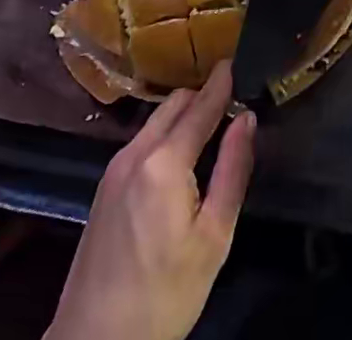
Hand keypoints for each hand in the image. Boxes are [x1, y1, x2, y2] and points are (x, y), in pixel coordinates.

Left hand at [46, 60, 255, 339]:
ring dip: (185, 113)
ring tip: (216, 124)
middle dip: (205, 94)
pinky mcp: (104, 188)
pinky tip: (185, 153)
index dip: (223, 82)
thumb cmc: (166, 292)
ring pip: (156, 120)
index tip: (239, 58)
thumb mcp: (215, 234)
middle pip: (174, 103)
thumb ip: (234, 168)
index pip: (201, 106)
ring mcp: (113, 170)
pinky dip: (167, 132)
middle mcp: (134, 155)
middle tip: (236, 98)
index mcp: (164, 163)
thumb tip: (247, 118)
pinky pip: (143, 140)